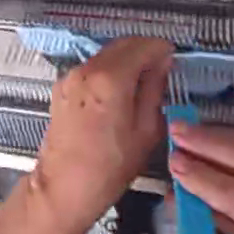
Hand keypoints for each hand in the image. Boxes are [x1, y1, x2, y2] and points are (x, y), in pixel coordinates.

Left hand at [28, 37, 173, 233]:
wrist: (63, 189)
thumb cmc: (108, 168)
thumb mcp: (146, 130)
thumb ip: (155, 90)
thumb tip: (161, 66)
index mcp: (110, 79)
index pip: (144, 46)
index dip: (162, 50)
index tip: (171, 59)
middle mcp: (87, 70)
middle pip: (123, 44)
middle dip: (144, 51)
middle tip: (160, 70)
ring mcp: (71, 77)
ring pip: (107, 53)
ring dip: (126, 60)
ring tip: (140, 85)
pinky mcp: (62, 87)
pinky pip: (92, 68)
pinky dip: (109, 71)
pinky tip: (118, 94)